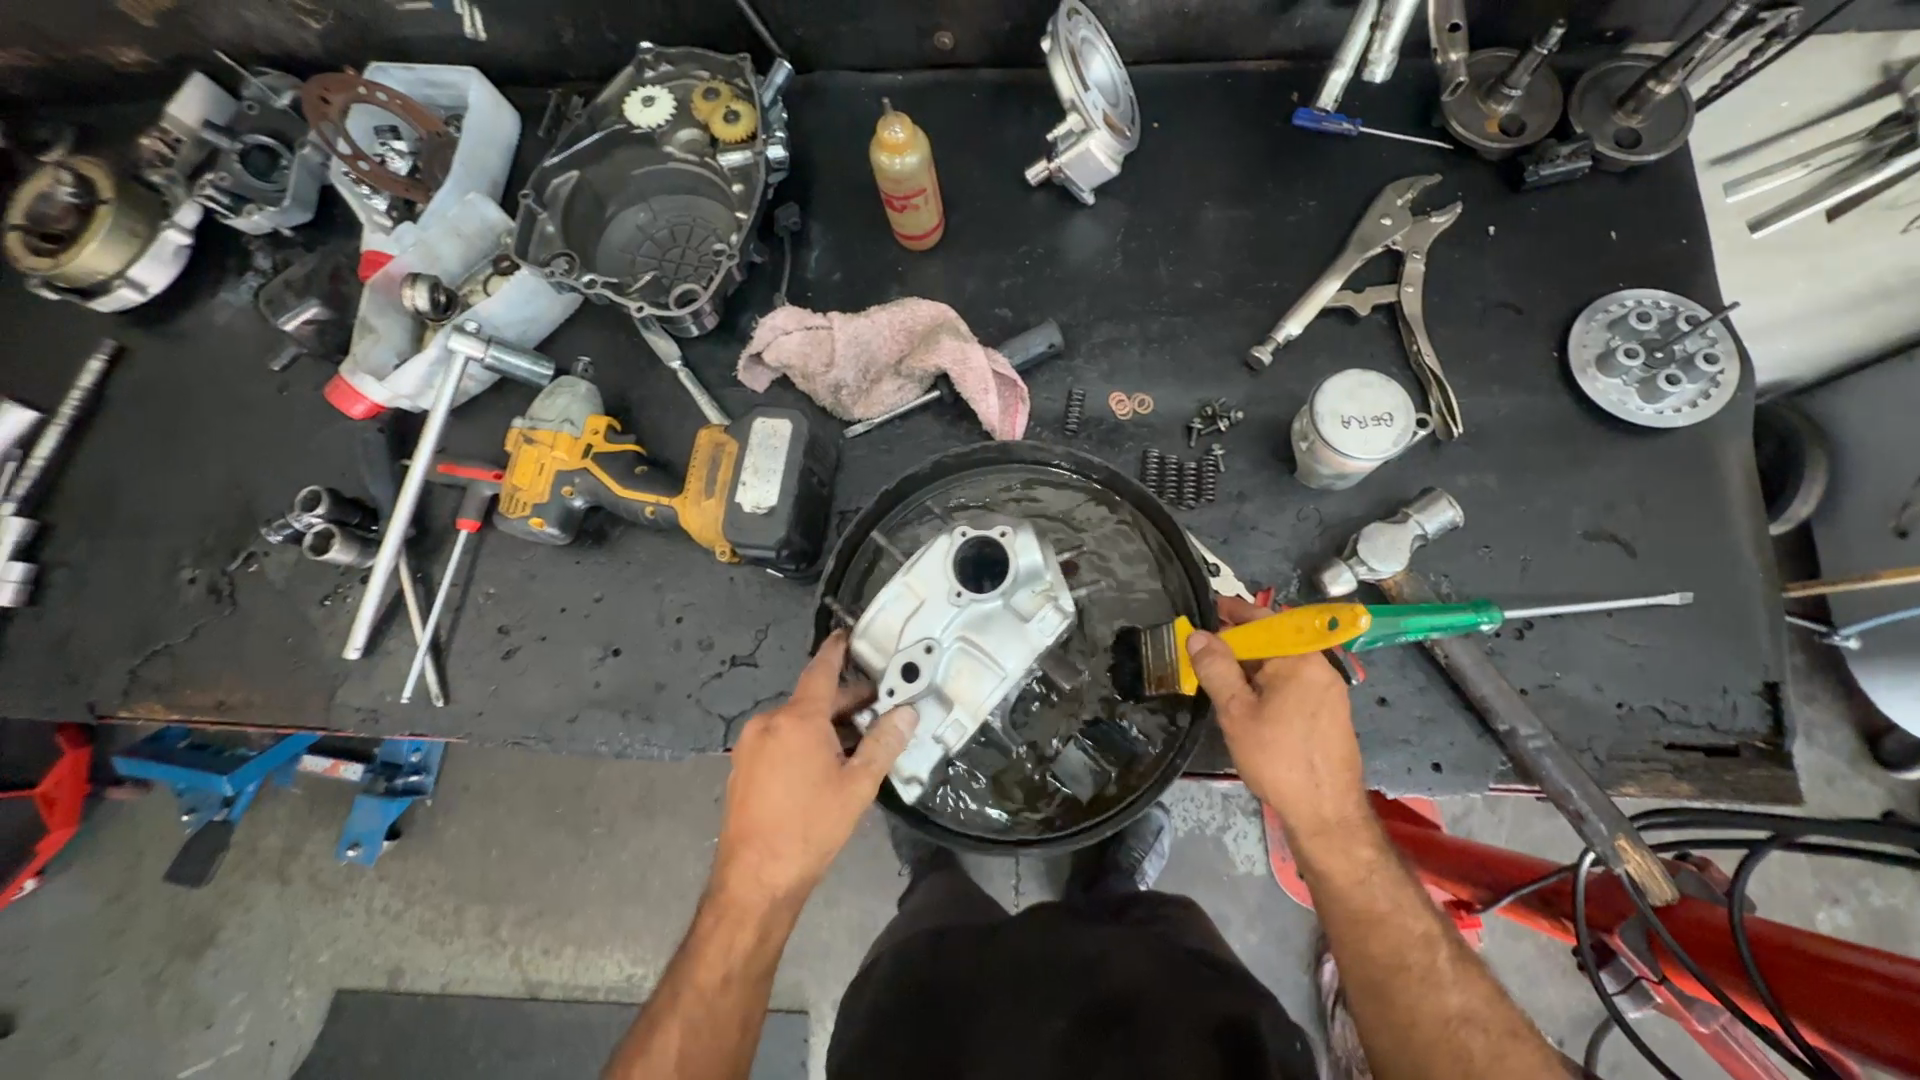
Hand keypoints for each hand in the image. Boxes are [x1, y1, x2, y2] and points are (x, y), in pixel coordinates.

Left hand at [712, 630, 913, 909]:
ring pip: (796, 721)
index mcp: (797, 718)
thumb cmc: (810, 829)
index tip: (847, 634)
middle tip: (879, 708)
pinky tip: (824, 765)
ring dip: (826, 725)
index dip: (837, 650)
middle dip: (846, 702)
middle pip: (813, 699)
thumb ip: (884, 743)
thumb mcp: (858, 786)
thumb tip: (906, 713)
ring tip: (857, 744)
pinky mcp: (742, 767)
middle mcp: (768, 722)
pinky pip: (780, 740)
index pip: (821, 669)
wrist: (754, 879)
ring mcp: (750, 745)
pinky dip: (804, 741)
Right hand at [1186, 596, 1368, 838]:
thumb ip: (1216, 668)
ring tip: (1219, 675)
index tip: (1204, 610)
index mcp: (1299, 657)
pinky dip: (1267, 680)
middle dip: (1237, 640)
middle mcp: (1319, 664)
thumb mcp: (1236, 712)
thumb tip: (1197, 634)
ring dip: (1251, 662)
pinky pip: (1293, 680)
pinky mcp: (1329, 710)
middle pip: (1273, 638)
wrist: (1326, 811)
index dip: (1230, 612)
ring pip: (1282, 661)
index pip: (1261, 618)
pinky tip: (1248, 698)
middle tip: (1203, 649)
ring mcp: (1329, 688)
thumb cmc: (1278, 758)